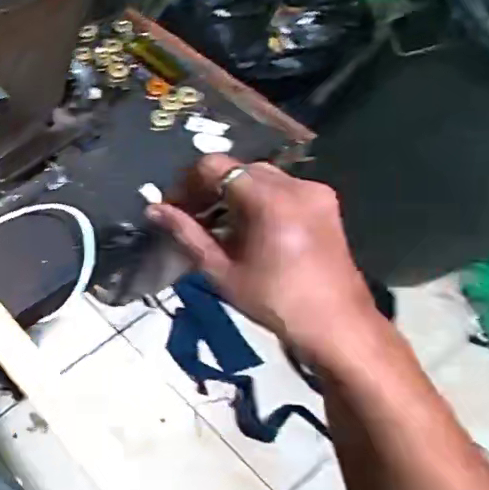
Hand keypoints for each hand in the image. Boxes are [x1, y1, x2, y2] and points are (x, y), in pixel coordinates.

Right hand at [146, 156, 384, 366]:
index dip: (185, 183)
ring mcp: (315, 192)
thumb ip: (186, 233)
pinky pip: (278, 187)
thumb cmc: (272, 300)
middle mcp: (296, 186)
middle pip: (236, 168)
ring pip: (257, 176)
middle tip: (187, 219)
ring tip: (213, 226)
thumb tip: (153, 209)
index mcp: (270, 201)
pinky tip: (242, 229)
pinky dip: (252, 199)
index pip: (214, 166)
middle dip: (206, 188)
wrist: (335, 323)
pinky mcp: (324, 203)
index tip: (172, 210)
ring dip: (228, 194)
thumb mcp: (219, 269)